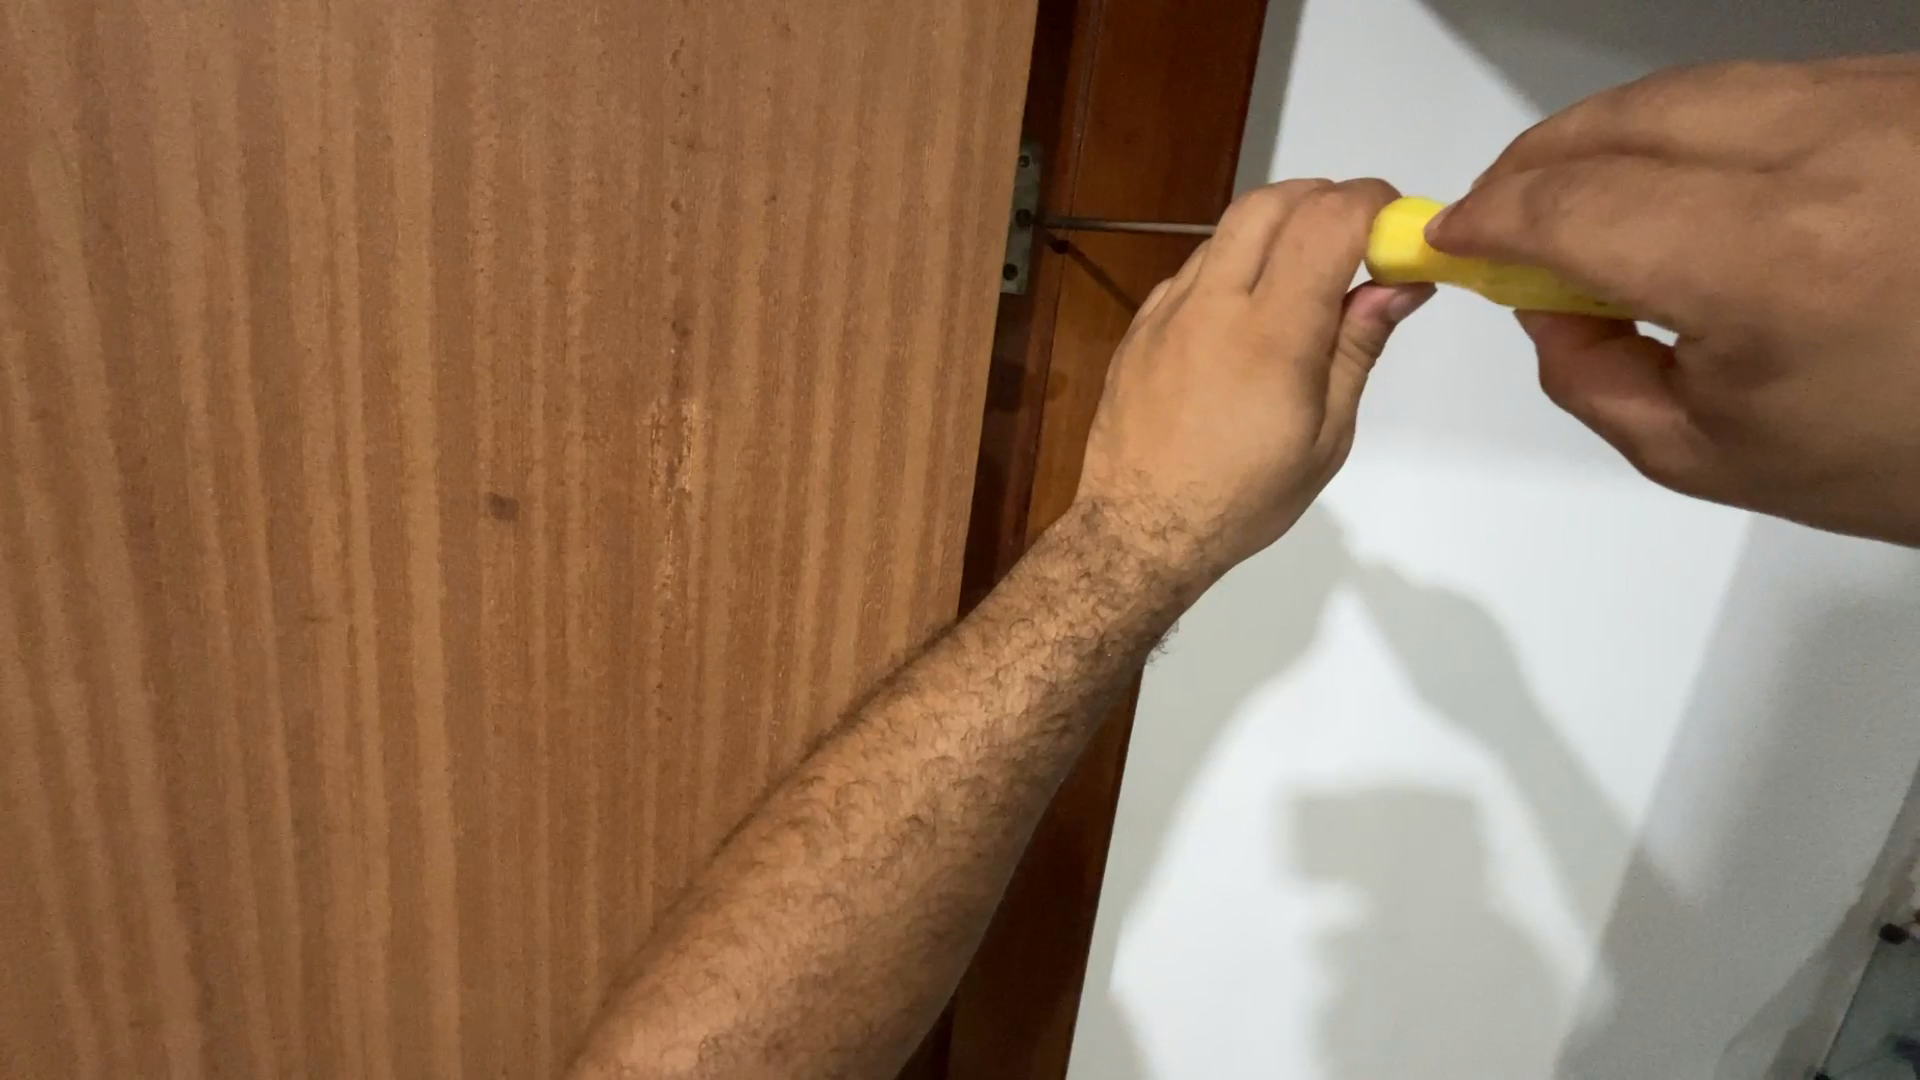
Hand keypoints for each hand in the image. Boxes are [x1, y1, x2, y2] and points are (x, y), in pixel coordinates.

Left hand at [1074, 179, 1432, 583]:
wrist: (1138, 530)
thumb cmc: (1242, 499)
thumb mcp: (1324, 438)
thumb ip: (1357, 348)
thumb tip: (1399, 283)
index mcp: (1270, 334)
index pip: (1327, 219)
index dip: (1372, 202)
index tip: (1393, 228)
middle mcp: (1210, 308)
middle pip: (1266, 204)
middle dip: (1318, 199)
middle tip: (1347, 241)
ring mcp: (1162, 318)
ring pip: (1220, 237)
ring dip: (1267, 237)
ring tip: (1291, 288)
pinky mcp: (1134, 335)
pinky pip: (1185, 278)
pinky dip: (1222, 274)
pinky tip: (1234, 321)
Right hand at [1428, 56, 1919, 544]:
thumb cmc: (1889, 454)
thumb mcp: (1692, 448)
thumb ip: (1584, 372)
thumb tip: (1538, 298)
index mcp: (1771, 266)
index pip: (1578, 207)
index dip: (1490, 217)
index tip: (1443, 238)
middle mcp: (1847, 155)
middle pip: (1630, 118)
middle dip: (1531, 162)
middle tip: (1490, 214)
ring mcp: (1905, 107)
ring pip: (1696, 90)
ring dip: (1601, 144)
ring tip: (1568, 205)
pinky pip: (1766, 91)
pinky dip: (1682, 134)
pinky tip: (1663, 190)